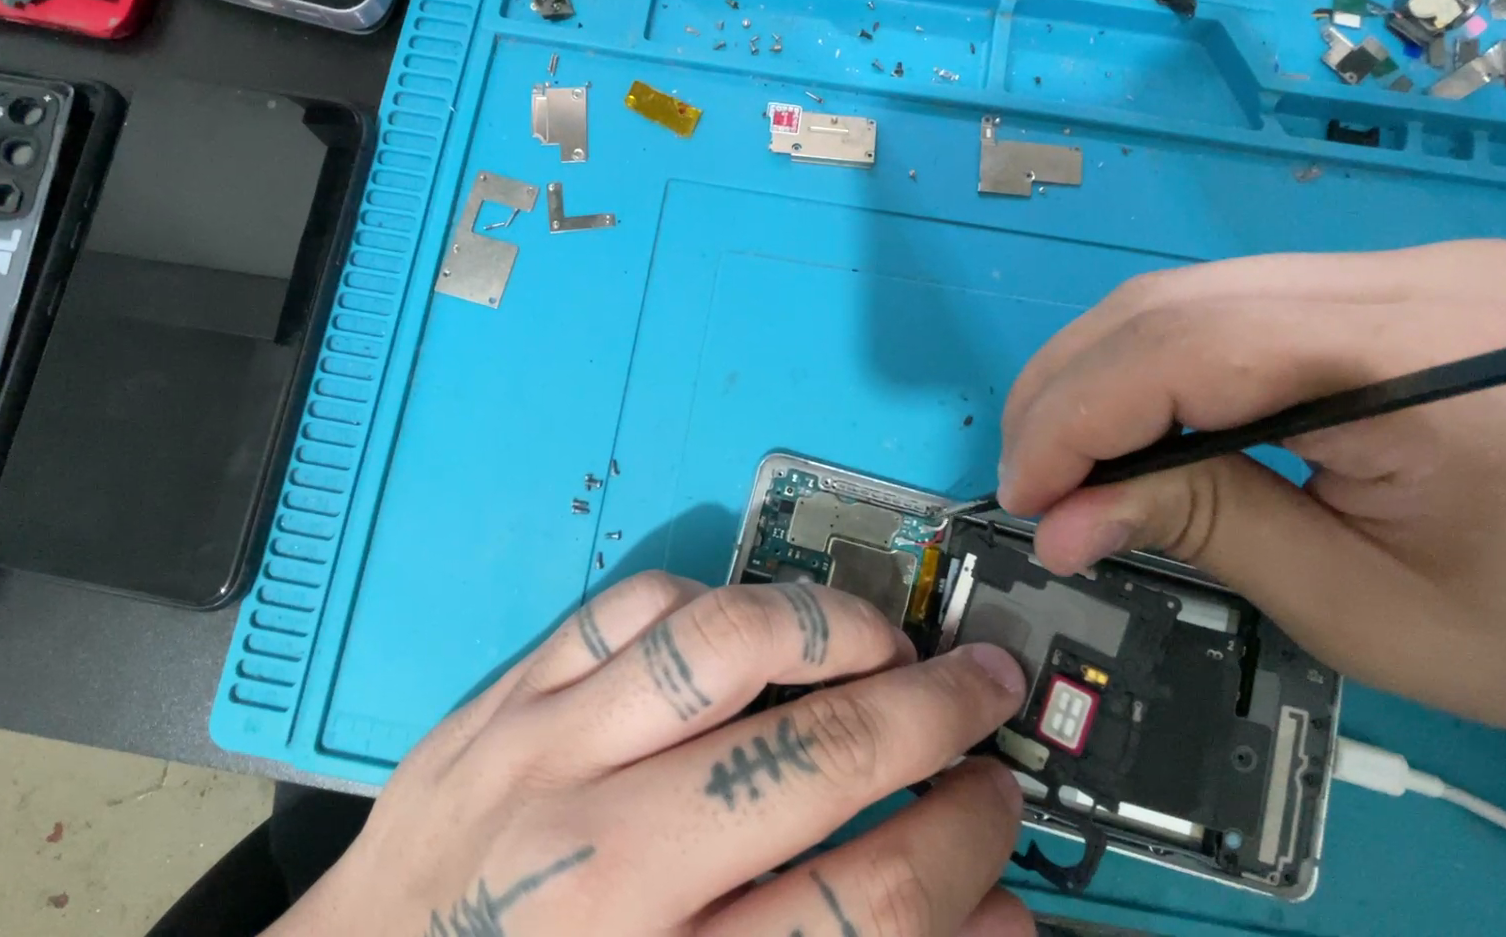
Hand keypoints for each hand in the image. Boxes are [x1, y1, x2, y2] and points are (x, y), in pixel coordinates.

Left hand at [268, 572, 1034, 936]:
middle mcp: (601, 864)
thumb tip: (999, 917)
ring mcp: (543, 754)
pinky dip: (716, 600)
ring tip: (890, 638)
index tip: (996, 803)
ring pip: (722, 646)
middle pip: (815, 760)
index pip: (867, 904)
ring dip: (836, 627)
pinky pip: (632, 605)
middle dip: (935, 716)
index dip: (963, 848)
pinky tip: (756, 625)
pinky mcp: (506, 693)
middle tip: (986, 691)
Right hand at [998, 239, 1505, 762]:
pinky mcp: (1396, 288)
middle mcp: (1418, 276)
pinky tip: (1137, 426)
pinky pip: (1230, 310)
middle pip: (1173, 303)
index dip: (1076, 416)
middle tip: (1028, 479)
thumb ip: (1201, 532)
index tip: (1023, 496)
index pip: (1189, 346)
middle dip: (1068, 391)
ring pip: (1188, 296)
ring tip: (1064, 459)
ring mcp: (1411, 269)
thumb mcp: (1360, 607)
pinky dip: (1155, 370)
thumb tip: (1059, 522)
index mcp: (1431, 358)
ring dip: (1099, 376)